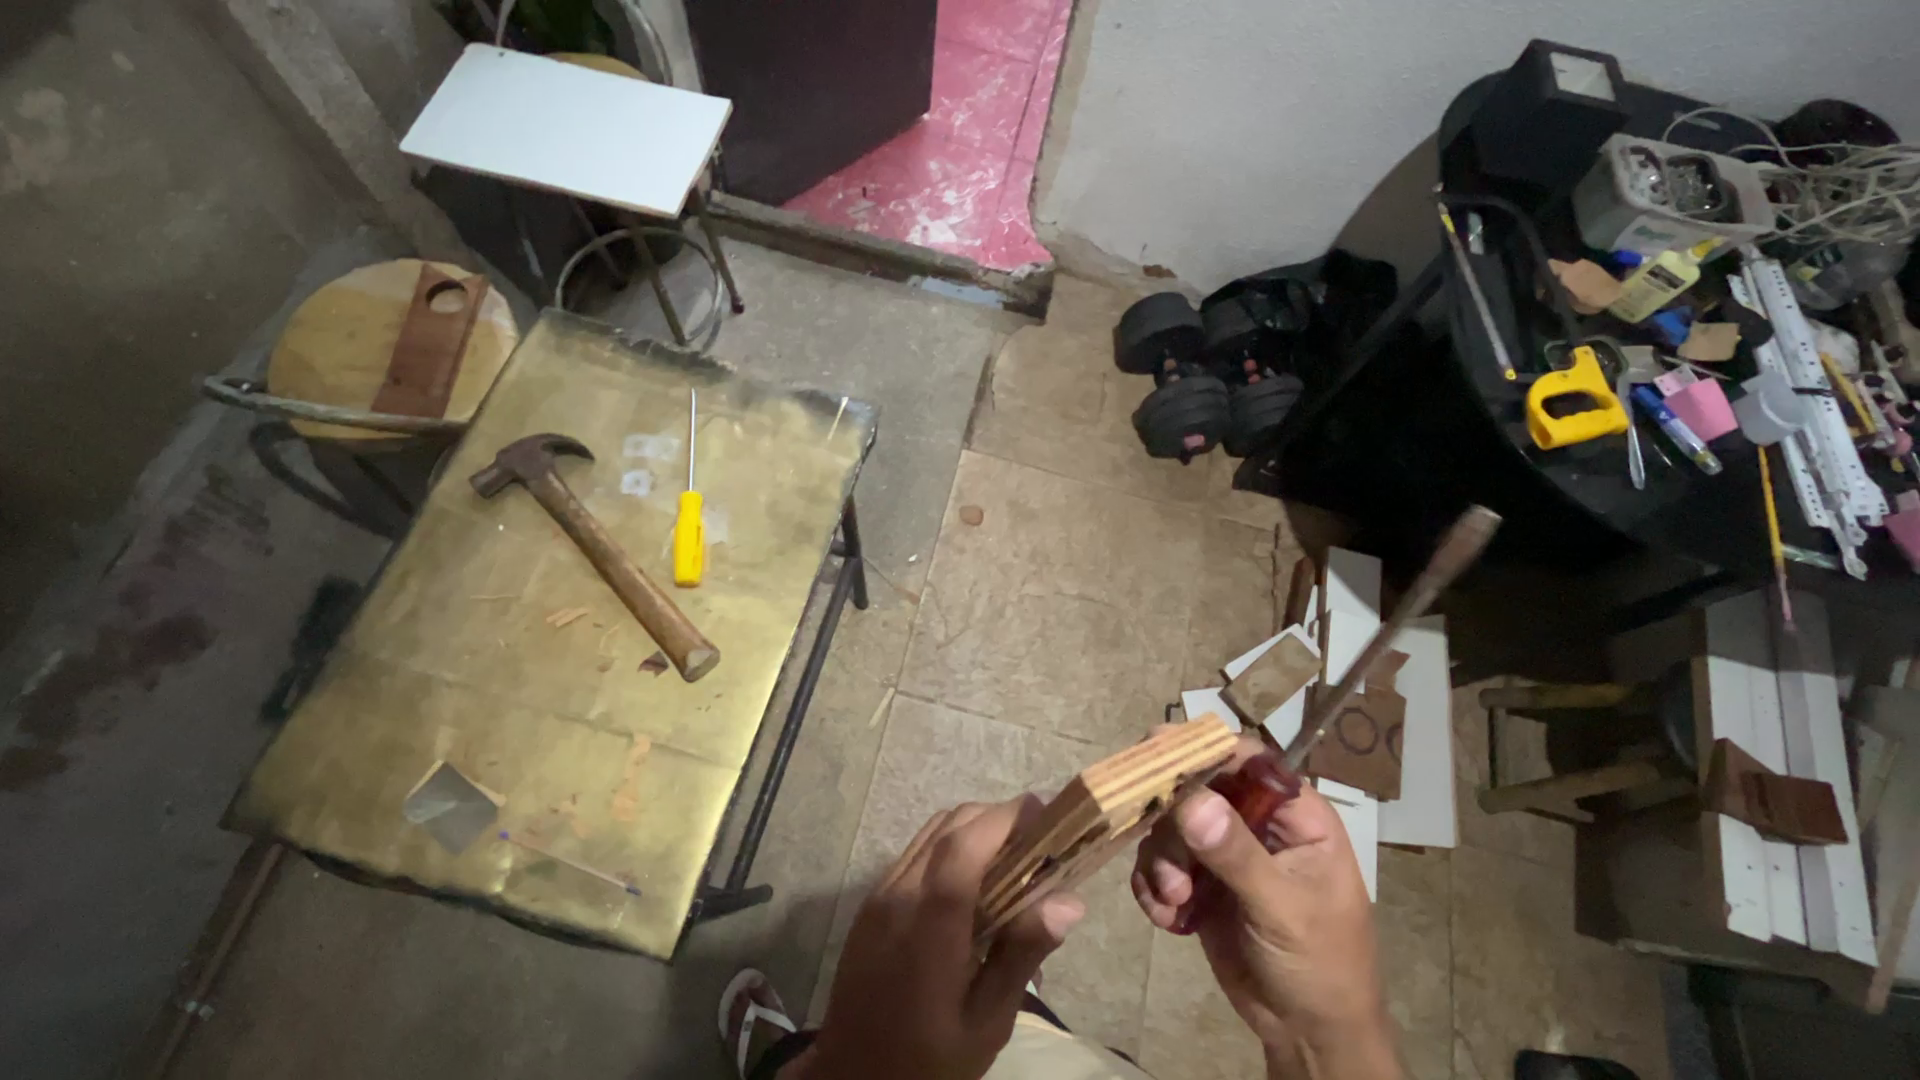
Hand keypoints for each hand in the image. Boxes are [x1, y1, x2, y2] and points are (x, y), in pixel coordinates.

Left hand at [805, 797, 1086, 1079]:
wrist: (851, 1079)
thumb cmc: (928, 1060)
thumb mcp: (986, 1021)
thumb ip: (1022, 954)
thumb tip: (1069, 901)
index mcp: (930, 924)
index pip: (966, 844)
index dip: (1006, 818)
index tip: (1046, 812)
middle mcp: (900, 895)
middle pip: (949, 826)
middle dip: (996, 819)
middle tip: (1039, 840)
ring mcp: (880, 895)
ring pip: (929, 833)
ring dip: (972, 828)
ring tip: (1011, 855)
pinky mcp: (871, 904)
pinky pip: (914, 854)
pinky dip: (948, 846)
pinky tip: (973, 879)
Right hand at [1132, 744, 1396, 1077]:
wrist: (1307, 1035)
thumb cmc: (1319, 965)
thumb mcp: (1284, 909)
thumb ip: (1237, 854)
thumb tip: (1191, 800)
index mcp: (1294, 814)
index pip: (1246, 759)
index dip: (1203, 749)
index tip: (1156, 750)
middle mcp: (1254, 823)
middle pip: (1194, 789)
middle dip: (1172, 823)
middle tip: (1167, 860)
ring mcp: (1222, 852)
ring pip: (1168, 827)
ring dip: (1161, 863)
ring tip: (1175, 901)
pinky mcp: (1197, 883)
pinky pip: (1157, 864)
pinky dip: (1153, 888)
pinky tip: (1169, 919)